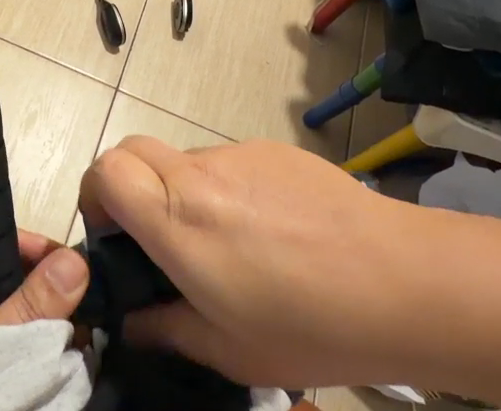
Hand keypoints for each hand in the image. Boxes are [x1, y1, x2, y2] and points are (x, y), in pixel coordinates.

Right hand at [79, 137, 428, 389]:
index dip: (94, 196)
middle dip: (126, 186)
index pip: (105, 170)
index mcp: (177, 220)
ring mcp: (239, 155)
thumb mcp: (230, 350)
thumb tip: (133, 321)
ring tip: (229, 245)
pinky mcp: (275, 150)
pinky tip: (271, 232)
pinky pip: (229, 163)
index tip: (113, 236)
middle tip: (155, 239)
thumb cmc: (311, 326)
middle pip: (133, 150)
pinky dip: (227, 190)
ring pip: (183, 160)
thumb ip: (166, 330)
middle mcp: (198, 175)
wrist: (406, 282)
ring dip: (182, 193)